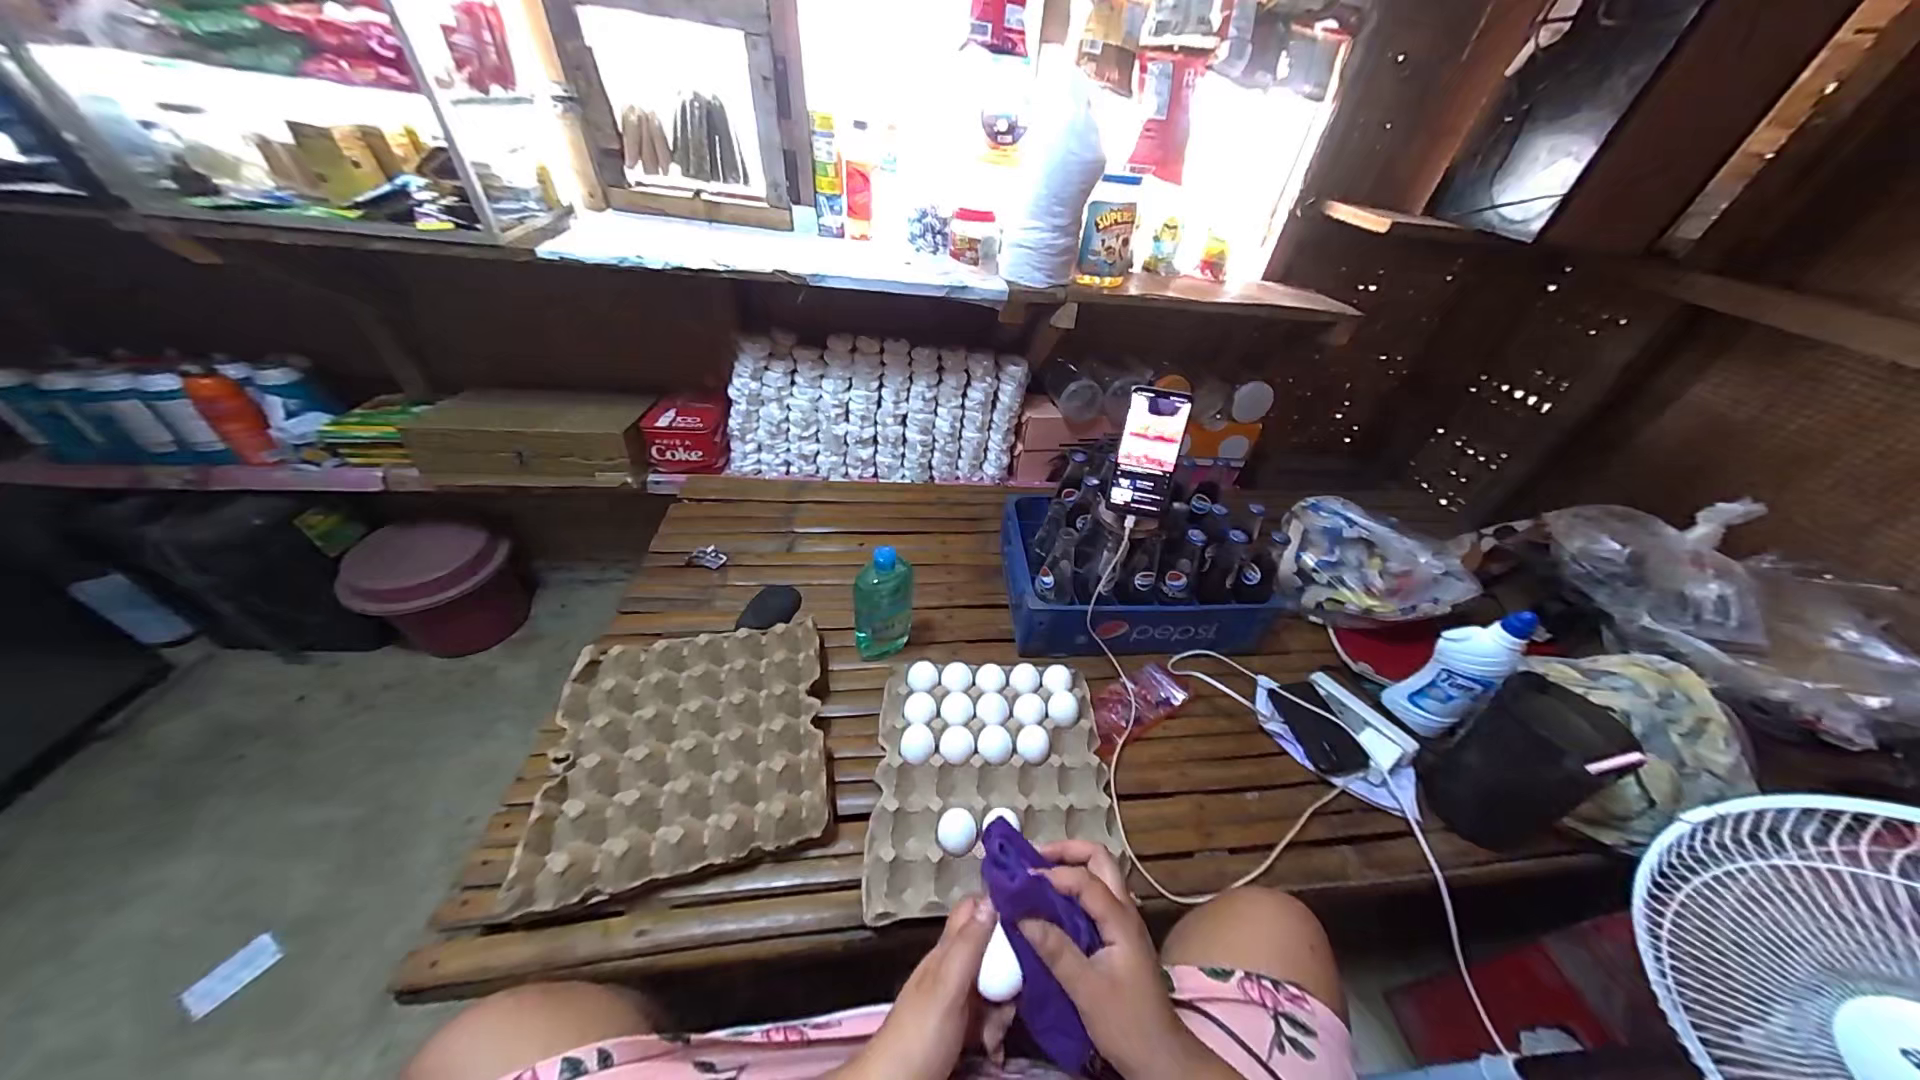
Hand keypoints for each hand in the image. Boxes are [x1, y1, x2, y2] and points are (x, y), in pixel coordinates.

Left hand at [826, 893, 1007, 1079]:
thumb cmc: (919, 1034)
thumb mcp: (947, 986)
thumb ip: (969, 944)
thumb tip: (992, 897)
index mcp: (947, 950)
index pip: (972, 909)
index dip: (996, 905)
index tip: (1026, 917)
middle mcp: (954, 968)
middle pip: (993, 952)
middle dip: (1008, 973)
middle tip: (1010, 998)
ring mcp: (959, 999)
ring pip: (995, 988)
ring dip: (1002, 1012)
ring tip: (993, 1038)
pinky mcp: (964, 1028)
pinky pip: (990, 1018)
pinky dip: (996, 1033)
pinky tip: (994, 1051)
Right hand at [1018, 841, 1234, 1079]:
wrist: (1161, 1059)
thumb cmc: (1126, 1024)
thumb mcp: (1085, 989)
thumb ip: (1055, 949)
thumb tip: (1021, 914)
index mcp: (1120, 919)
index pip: (1085, 879)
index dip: (1053, 874)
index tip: (1022, 881)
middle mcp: (1125, 910)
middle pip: (1099, 859)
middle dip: (1066, 852)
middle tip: (1033, 861)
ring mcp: (1124, 921)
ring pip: (1100, 875)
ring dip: (1070, 867)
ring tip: (1038, 876)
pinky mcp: (1118, 935)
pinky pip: (1096, 896)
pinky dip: (1073, 888)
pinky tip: (1052, 904)